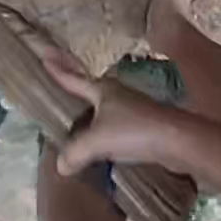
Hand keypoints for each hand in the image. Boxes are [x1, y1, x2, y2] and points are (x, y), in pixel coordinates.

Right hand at [38, 48, 202, 176]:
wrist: (176, 140)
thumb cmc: (134, 130)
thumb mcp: (99, 140)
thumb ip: (77, 151)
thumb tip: (59, 165)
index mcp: (100, 90)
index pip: (73, 78)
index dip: (58, 69)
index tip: (44, 54)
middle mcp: (113, 93)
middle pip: (88, 86)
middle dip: (74, 83)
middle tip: (58, 77)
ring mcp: (129, 107)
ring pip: (102, 104)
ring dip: (89, 106)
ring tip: (77, 112)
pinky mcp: (140, 123)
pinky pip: (113, 120)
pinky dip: (102, 124)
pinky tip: (101, 136)